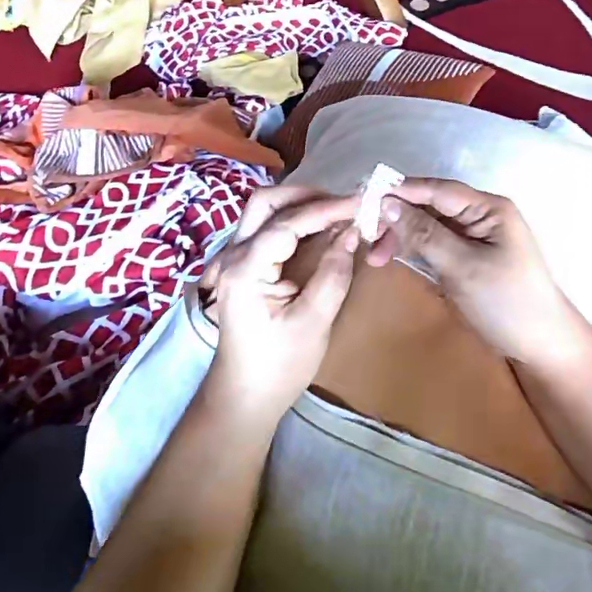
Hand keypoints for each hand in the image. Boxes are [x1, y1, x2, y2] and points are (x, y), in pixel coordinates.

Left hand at [199, 186, 359, 420]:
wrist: (243, 396)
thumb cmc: (279, 366)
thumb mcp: (313, 323)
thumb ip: (333, 274)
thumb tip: (353, 233)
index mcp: (245, 269)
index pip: (287, 223)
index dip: (325, 210)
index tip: (359, 203)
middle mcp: (232, 255)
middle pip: (265, 202)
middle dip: (306, 195)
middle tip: (345, 204)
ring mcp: (233, 257)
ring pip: (263, 210)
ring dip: (299, 204)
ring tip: (336, 211)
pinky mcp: (242, 264)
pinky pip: (266, 227)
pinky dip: (293, 219)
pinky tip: (319, 228)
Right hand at [368, 178, 582, 366]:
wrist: (542, 349)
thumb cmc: (506, 302)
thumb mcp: (462, 267)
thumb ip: (424, 233)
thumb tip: (387, 204)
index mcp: (488, 209)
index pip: (437, 190)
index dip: (401, 191)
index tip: (366, 198)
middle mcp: (480, 216)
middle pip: (429, 206)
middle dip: (397, 218)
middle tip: (367, 238)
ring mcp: (473, 237)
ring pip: (427, 226)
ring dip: (401, 237)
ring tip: (376, 257)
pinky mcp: (466, 258)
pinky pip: (433, 244)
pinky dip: (412, 249)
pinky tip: (392, 258)